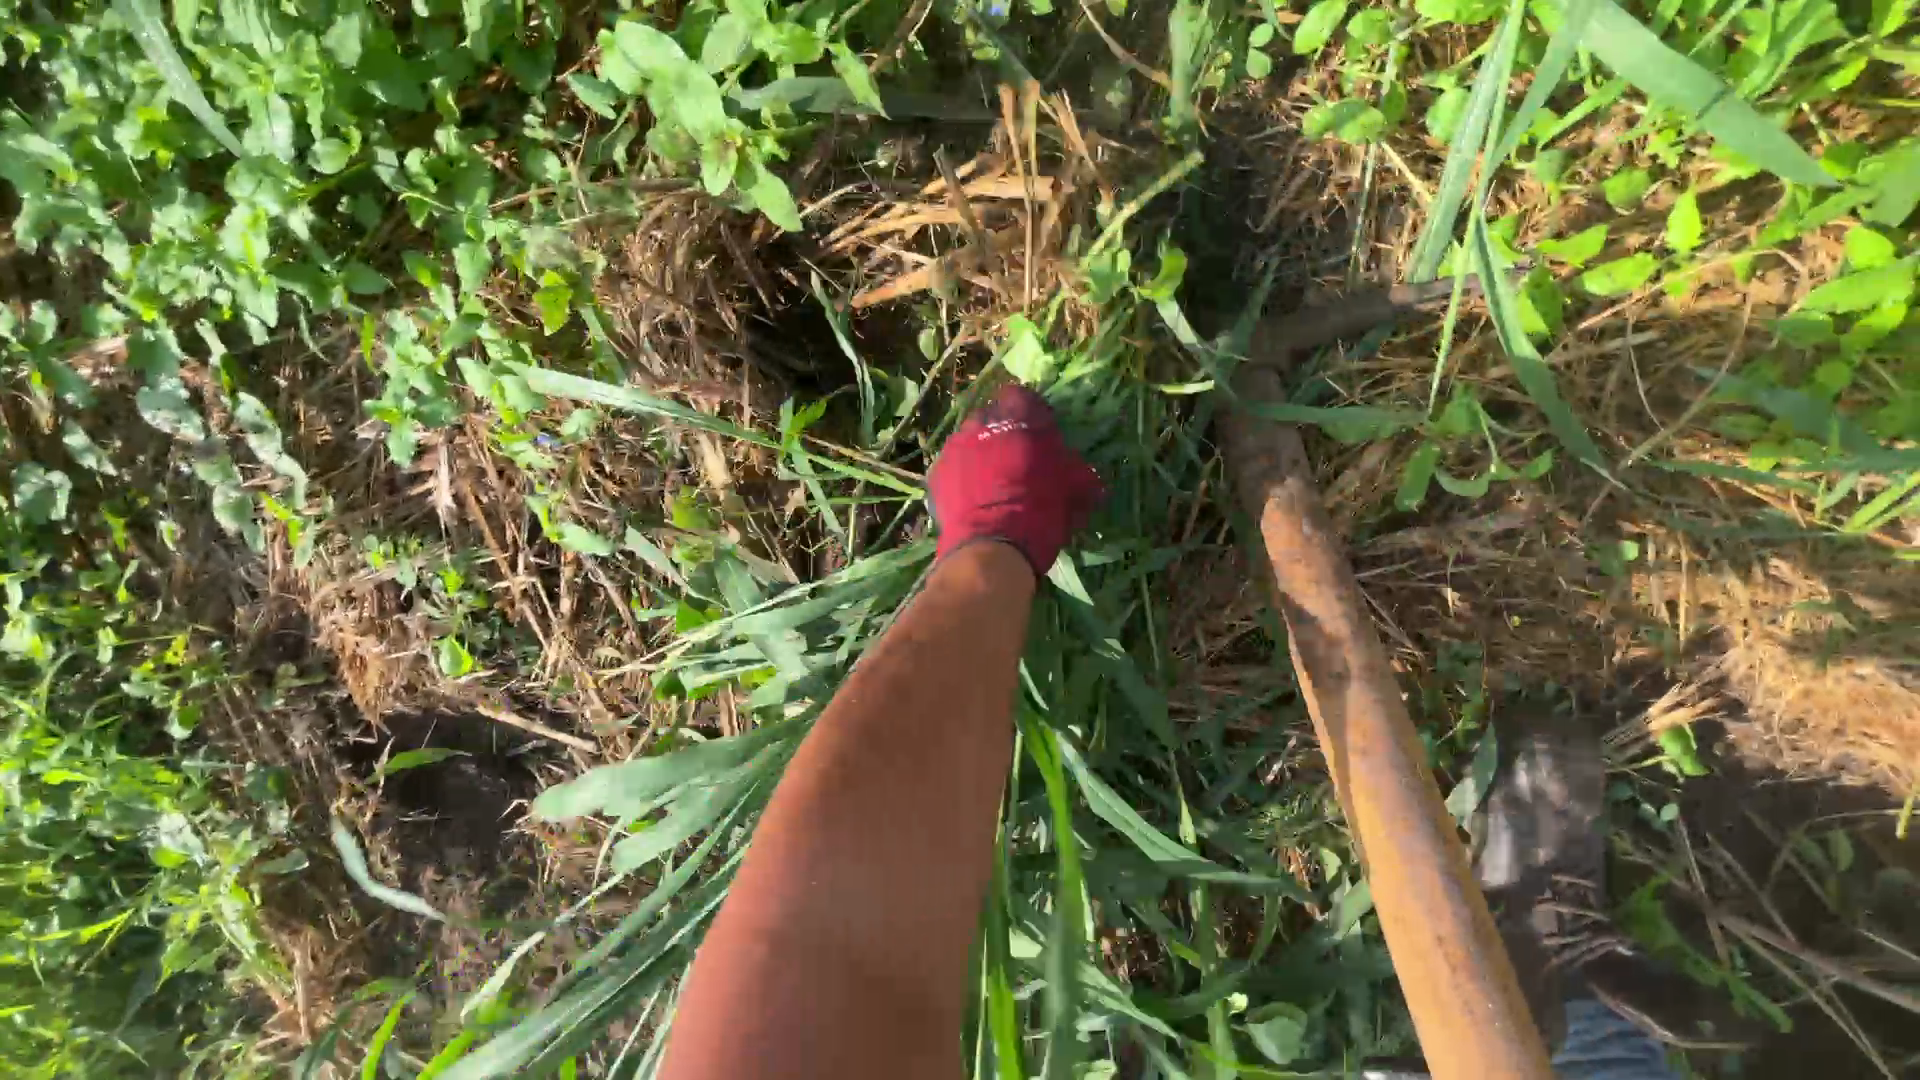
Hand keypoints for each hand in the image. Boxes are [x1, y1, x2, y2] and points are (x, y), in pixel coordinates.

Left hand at [928, 385, 1103, 574]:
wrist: (991, 550)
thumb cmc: (1040, 513)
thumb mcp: (1073, 491)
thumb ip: (1079, 475)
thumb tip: (1093, 483)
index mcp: (1020, 416)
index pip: (1025, 397)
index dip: (1033, 417)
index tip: (1041, 438)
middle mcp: (983, 421)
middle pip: (994, 418)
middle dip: (1005, 435)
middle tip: (1018, 462)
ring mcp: (955, 445)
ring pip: (971, 440)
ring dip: (981, 454)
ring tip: (992, 484)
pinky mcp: (936, 472)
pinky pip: (953, 466)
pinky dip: (962, 477)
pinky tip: (972, 499)